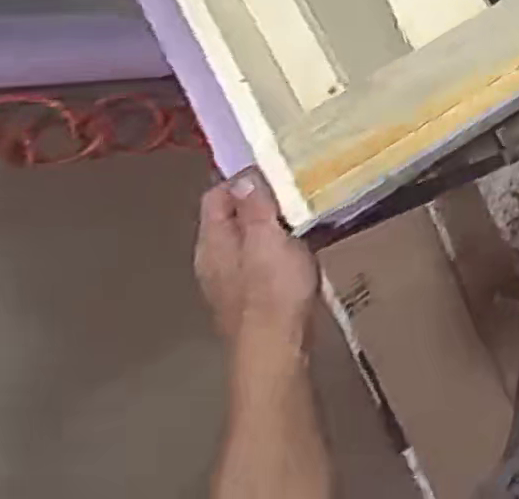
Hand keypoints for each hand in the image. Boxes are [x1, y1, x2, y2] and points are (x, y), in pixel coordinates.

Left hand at [195, 169, 318, 346]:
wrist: (277, 349)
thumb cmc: (274, 290)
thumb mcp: (268, 239)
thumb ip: (254, 207)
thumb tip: (244, 176)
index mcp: (213, 241)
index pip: (216, 194)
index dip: (243, 177)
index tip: (278, 169)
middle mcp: (215, 257)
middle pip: (232, 214)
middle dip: (261, 197)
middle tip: (297, 186)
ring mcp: (232, 277)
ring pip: (248, 234)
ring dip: (273, 220)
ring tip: (304, 209)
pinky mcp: (252, 291)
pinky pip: (262, 253)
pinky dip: (280, 241)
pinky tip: (303, 243)